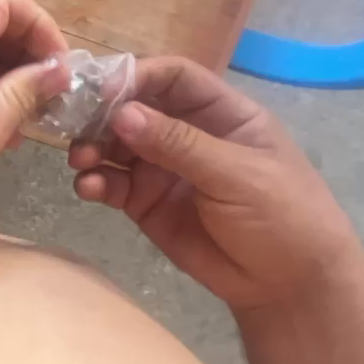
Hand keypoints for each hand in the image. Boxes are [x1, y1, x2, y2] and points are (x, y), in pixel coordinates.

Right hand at [68, 56, 363, 312]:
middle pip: (131, 108)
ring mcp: (160, 168)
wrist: (289, 287)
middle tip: (75, 127)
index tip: (102, 92)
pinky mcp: (142, 200)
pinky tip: (89, 188)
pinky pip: (108, 183)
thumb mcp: (239, 176)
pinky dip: (92, 182)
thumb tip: (121, 114)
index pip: (172, 78)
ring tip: (82, 162)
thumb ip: (180, 145)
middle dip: (101, 115)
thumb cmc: (285, 219)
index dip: (137, 76)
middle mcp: (184, 134)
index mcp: (219, 115)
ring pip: (112, 144)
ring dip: (90, 148)